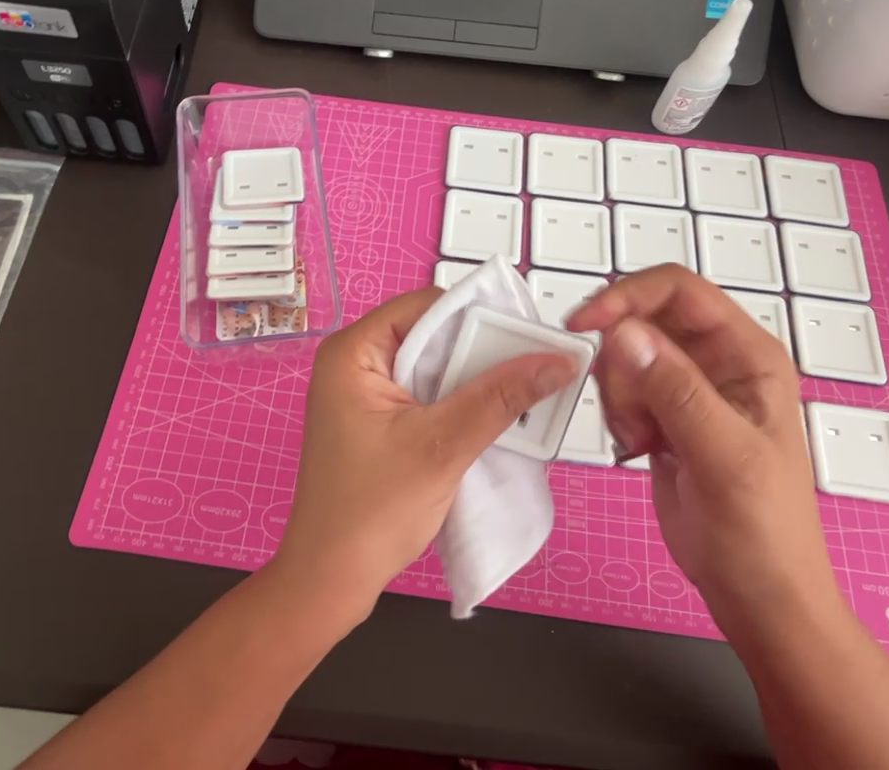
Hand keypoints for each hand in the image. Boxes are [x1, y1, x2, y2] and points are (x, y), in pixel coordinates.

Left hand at [273, 288, 576, 616]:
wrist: (332, 580)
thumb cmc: (369, 512)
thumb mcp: (442, 446)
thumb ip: (499, 399)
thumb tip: (557, 360)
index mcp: (353, 353)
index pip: (425, 307)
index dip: (478, 315)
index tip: (527, 332)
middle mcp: (356, 364)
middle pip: (432, 336)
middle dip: (483, 351)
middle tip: (537, 363)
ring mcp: (366, 395)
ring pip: (435, 368)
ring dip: (477, 381)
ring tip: (527, 391)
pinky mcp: (379, 423)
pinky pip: (429, 396)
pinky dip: (462, 404)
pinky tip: (498, 417)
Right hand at [567, 265, 839, 635]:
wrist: (754, 591)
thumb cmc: (762, 529)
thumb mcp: (725, 457)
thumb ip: (676, 392)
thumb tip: (624, 332)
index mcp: (747, 354)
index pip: (679, 291)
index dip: (629, 296)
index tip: (585, 323)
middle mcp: (715, 361)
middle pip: (642, 321)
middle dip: (621, 362)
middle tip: (632, 415)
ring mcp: (686, 388)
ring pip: (624, 354)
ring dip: (618, 393)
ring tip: (641, 439)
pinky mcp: (663, 414)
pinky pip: (620, 388)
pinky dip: (616, 413)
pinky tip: (639, 448)